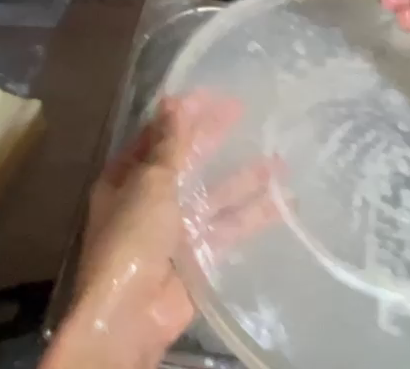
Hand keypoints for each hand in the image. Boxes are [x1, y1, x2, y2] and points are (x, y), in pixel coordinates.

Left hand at [50, 93, 275, 368]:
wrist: (130, 316)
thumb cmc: (133, 238)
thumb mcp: (151, 183)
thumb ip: (170, 144)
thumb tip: (174, 100)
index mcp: (126, 177)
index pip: (157, 136)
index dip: (182, 114)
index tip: (212, 93)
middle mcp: (150, 198)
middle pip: (187, 160)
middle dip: (213, 137)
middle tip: (244, 110)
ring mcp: (176, 228)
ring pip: (214, 195)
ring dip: (243, 177)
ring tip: (279, 159)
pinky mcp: (200, 254)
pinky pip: (229, 227)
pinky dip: (254, 214)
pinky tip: (282, 200)